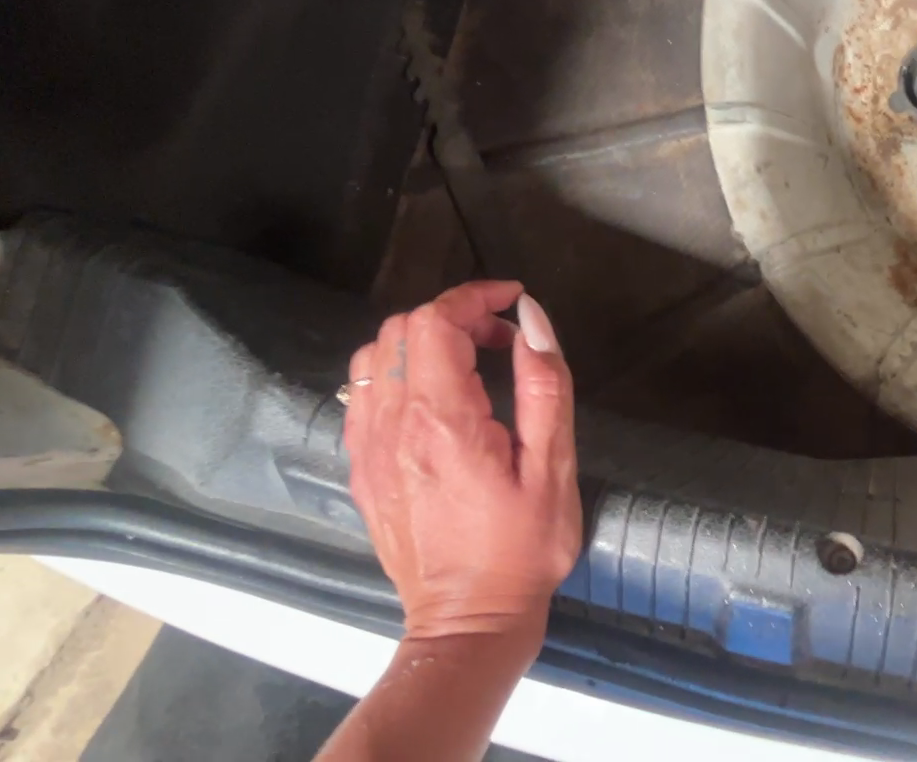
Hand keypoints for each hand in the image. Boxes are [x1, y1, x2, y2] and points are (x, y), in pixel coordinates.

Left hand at [344, 280, 581, 645]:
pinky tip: (438, 395)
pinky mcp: (362, 468)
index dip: (474, 296)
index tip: (514, 299)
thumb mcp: (554, 465)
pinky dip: (400, 370)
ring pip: (376, 356)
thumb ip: (545, 385)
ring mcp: (368, 449)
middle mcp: (392, 426)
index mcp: (443, 421)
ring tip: (473, 361)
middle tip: (504, 338)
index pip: (436, 322)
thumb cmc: (524, 545)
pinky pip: (364, 393)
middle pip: (402, 329)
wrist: (467, 622)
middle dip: (456, 314)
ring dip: (424, 340)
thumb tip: (532, 319)